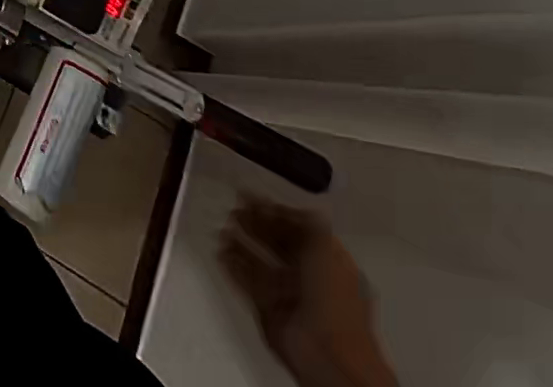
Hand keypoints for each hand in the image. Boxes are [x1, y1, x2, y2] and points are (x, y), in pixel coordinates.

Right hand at [221, 198, 396, 386]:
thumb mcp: (326, 251)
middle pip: (276, 243)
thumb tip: (296, 208)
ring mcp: (286, 292)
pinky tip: (220, 251)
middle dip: (255, 225)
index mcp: (326, 261)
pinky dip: (233, 266)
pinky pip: (247, 281)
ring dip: (241, 244)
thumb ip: (309, 226)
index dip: (277, 213)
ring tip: (224, 227)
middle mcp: (307, 274)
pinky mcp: (267, 307)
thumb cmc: (331, 297)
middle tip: (234, 207)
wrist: (326, 354)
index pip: (299, 230)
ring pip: (259, 261)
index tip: (253, 197)